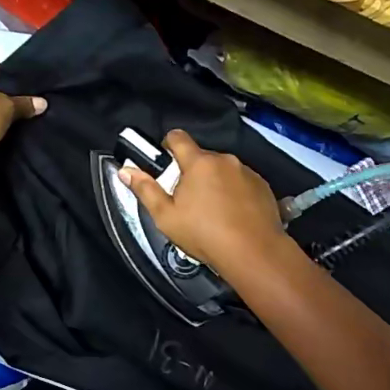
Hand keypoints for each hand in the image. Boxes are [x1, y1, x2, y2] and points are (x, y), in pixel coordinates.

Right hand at [118, 129, 289, 271]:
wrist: (253, 252)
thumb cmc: (204, 234)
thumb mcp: (166, 216)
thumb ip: (145, 190)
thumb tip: (126, 171)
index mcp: (199, 163)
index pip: (178, 138)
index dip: (167, 144)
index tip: (164, 160)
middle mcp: (225, 160)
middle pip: (202, 157)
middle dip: (192, 172)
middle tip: (186, 200)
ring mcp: (247, 172)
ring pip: (224, 170)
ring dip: (215, 182)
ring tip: (212, 211)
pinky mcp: (263, 186)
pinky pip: (242, 182)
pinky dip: (235, 193)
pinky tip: (232, 215)